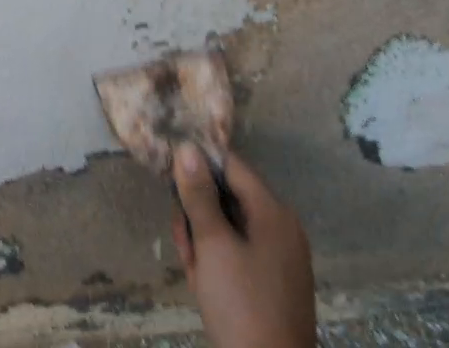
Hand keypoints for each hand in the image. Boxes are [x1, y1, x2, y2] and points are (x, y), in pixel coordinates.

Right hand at [171, 143, 316, 347]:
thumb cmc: (241, 301)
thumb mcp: (212, 244)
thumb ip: (198, 194)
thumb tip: (187, 147)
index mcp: (273, 212)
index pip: (230, 165)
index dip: (198, 165)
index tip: (167, 175)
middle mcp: (281, 227)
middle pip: (227, 196)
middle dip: (197, 212)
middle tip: (184, 240)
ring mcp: (279, 254)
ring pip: (228, 225)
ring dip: (203, 238)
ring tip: (194, 267)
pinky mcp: (272, 277)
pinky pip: (238, 250)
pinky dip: (217, 257)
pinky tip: (205, 280)